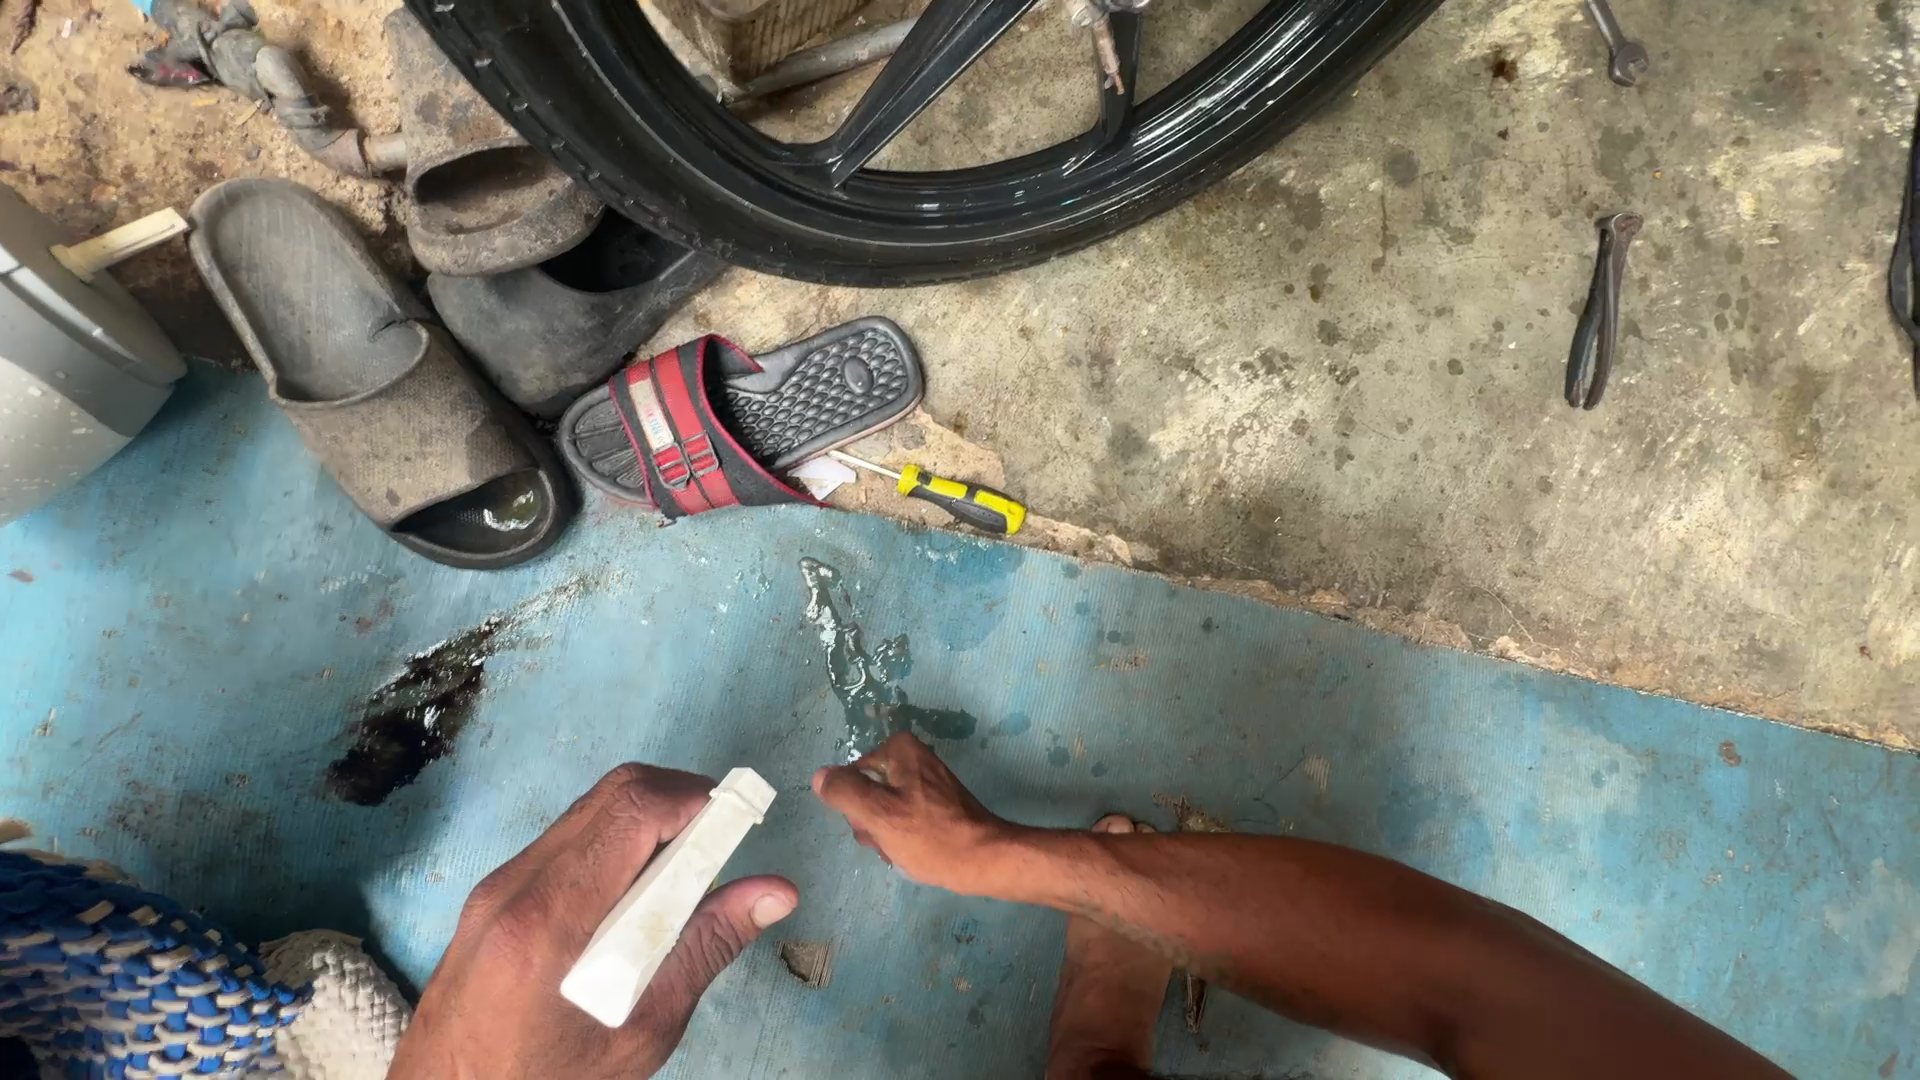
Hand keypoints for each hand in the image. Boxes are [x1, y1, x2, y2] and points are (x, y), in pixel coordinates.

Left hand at [388, 764, 798, 1079]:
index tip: (735, 822)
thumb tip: (778, 891)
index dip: (695, 797)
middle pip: (615, 791)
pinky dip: (619, 834)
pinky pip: (571, 833)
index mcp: (553, 919)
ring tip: (683, 862)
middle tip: (719, 836)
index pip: (633, 810)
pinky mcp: (494, 893)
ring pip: (593, 805)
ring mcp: (499, 883)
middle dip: (681, 795)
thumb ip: (709, 946)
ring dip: (651, 812)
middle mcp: (518, 883)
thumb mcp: (644, 1029)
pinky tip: (636, 885)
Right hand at [811, 732, 1014, 892]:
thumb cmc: (930, 836)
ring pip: (883, 808)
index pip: (851, 778)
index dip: (857, 808)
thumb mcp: (878, 814)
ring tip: (903, 849)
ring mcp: (924, 779)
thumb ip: (844, 791)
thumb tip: (820, 776)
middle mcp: (912, 755)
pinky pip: (903, 816)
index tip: (876, 827)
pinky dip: (902, 835)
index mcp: (898, 748)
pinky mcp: (935, 801)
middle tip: (890, 840)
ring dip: (885, 834)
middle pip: (867, 792)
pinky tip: (913, 852)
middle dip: (872, 823)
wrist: (983, 859)